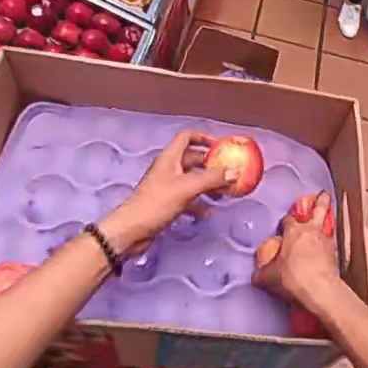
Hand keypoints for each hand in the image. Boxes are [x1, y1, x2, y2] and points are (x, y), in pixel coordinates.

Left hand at [100, 131, 228, 251]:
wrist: (132, 230)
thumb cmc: (156, 203)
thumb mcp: (186, 188)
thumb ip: (211, 179)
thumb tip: (235, 171)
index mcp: (169, 158)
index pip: (186, 137)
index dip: (203, 137)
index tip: (221, 146)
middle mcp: (168, 169)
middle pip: (192, 159)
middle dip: (210, 165)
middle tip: (228, 173)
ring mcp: (167, 186)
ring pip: (191, 180)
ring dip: (207, 185)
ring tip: (223, 193)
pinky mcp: (166, 203)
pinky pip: (187, 199)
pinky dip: (198, 203)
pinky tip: (208, 212)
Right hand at [254, 191, 346, 319]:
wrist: (320, 289)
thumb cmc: (294, 277)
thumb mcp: (271, 276)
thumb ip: (262, 273)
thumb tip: (255, 276)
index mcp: (293, 231)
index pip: (288, 220)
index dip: (285, 222)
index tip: (283, 227)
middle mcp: (311, 230)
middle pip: (318, 209)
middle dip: (320, 201)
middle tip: (323, 194)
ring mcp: (326, 241)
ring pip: (327, 224)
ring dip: (327, 221)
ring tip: (327, 220)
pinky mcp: (336, 254)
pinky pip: (332, 243)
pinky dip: (329, 243)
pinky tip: (327, 248)